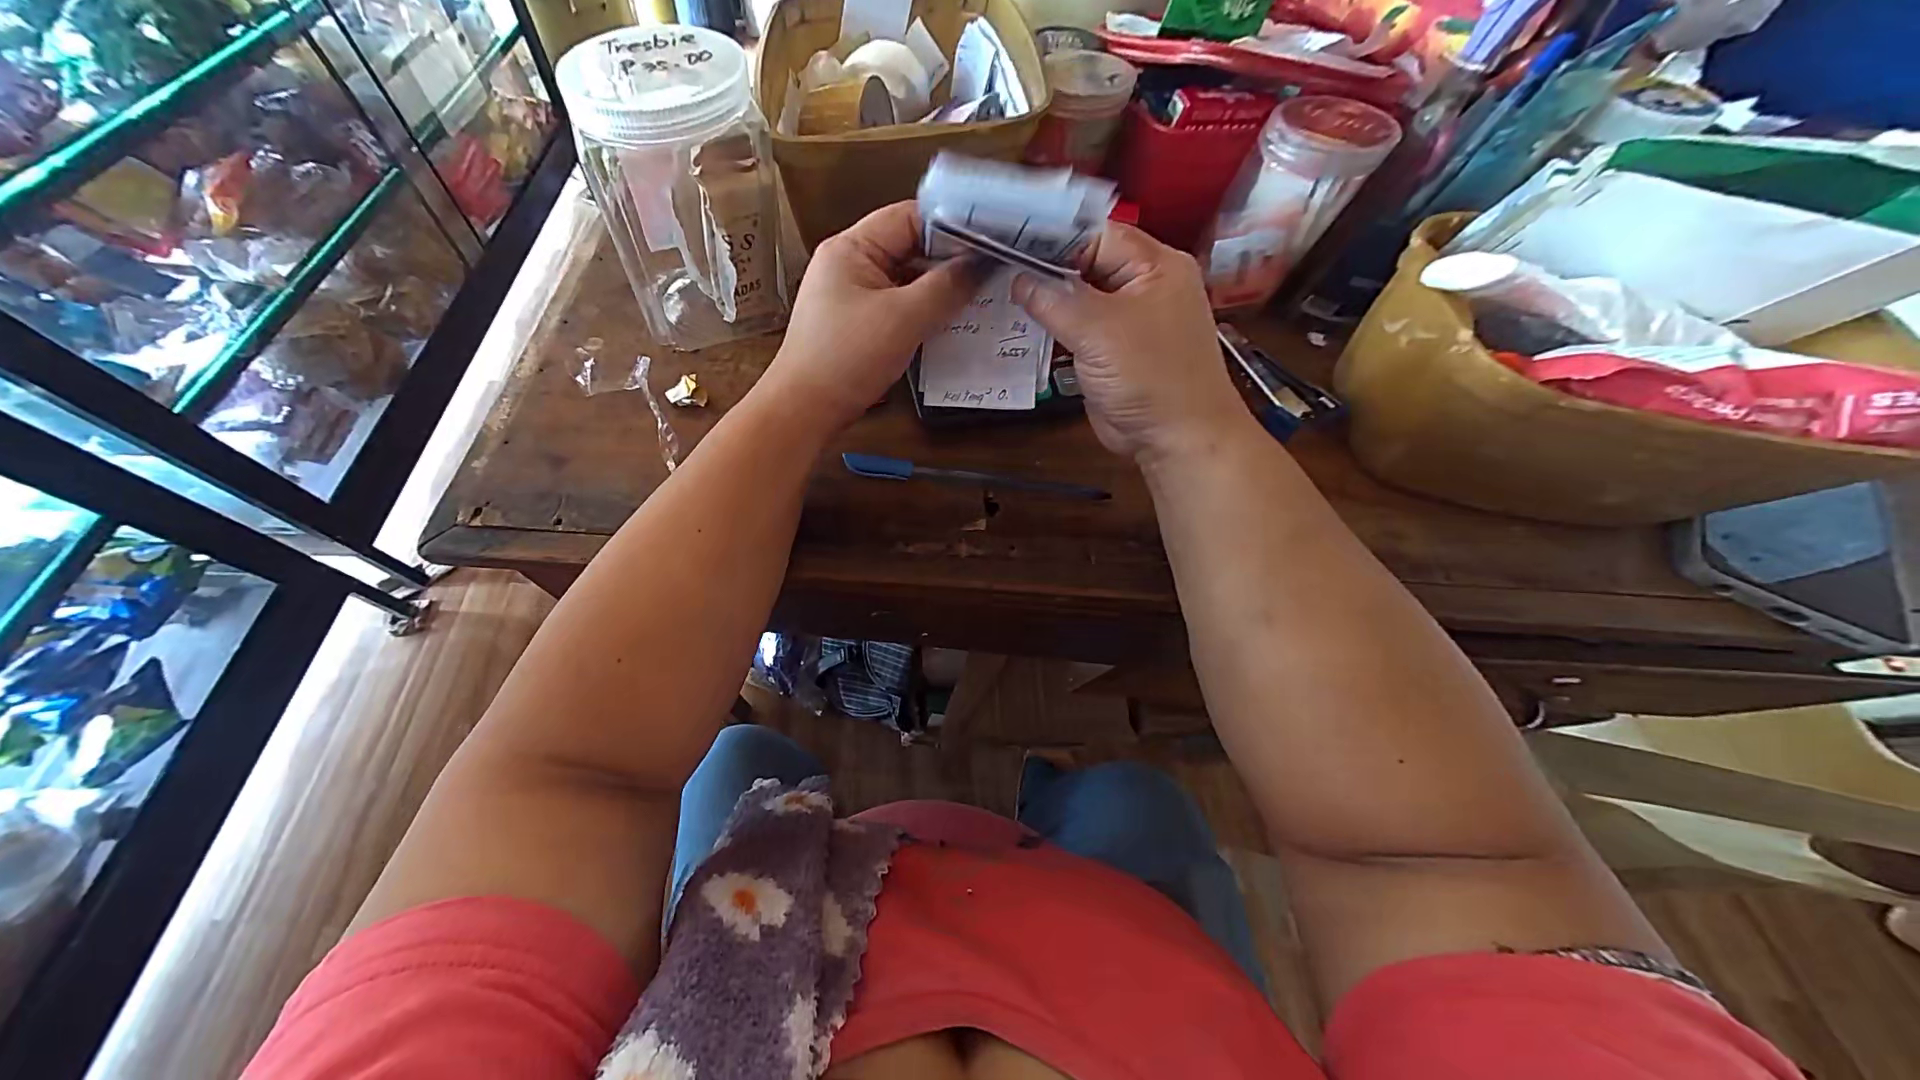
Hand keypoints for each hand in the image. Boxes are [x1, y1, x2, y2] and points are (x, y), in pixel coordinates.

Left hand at [761, 201, 979, 428]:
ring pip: (907, 282)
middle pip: (909, 249)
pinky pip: (899, 308)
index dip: (949, 227)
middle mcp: (850, 265)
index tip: (987, 243)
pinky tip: (950, 325)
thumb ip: (946, 287)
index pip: (909, 218)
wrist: (804, 410)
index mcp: (851, 247)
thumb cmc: (845, 359)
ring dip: (938, 291)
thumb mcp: (904, 318)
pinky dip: (924, 314)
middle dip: (948, 262)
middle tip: (990, 275)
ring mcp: (853, 297)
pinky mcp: (859, 326)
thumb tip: (981, 264)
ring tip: (978, 300)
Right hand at [1011, 224, 1246, 462]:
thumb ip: (1054, 299)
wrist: (1176, 439)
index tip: (1011, 243)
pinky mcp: (1113, 353)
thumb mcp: (1098, 329)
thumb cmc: (1149, 376)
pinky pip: (1079, 332)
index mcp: (1155, 266)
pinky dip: (1054, 331)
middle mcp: (1143, 287)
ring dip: (1047, 304)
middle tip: (999, 269)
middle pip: (1087, 265)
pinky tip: (1022, 328)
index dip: (1055, 238)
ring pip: (1080, 301)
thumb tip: (1020, 279)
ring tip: (1002, 296)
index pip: (1097, 235)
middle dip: (1046, 270)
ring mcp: (1128, 322)